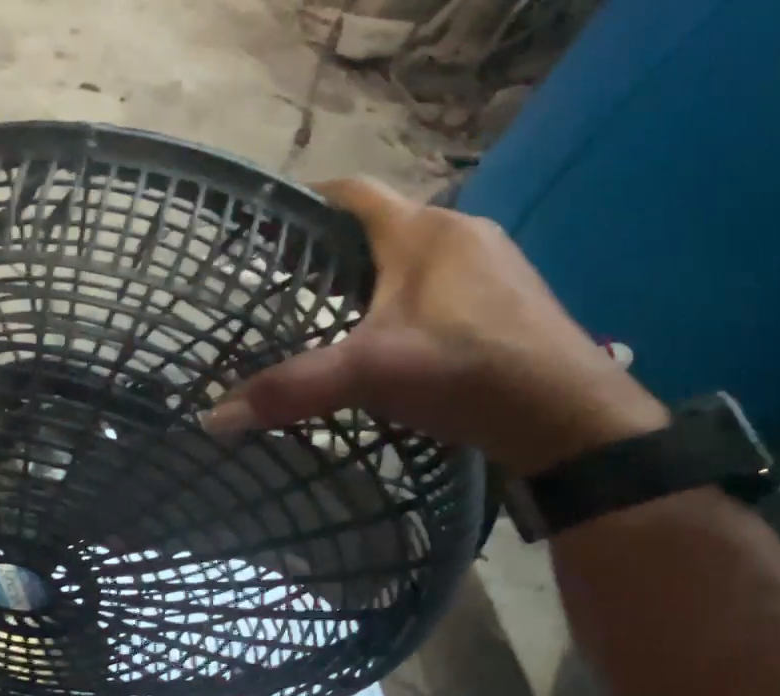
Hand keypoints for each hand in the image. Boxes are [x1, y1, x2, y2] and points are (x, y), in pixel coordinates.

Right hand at [202, 176, 668, 475]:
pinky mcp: (506, 298)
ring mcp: (492, 263)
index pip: (355, 193)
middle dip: (332, 247)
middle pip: (381, 225)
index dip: (309, 200)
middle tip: (284, 280)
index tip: (268, 221)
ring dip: (370, 274)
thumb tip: (212, 417)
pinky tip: (387, 334)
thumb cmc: (463, 370)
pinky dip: (402, 296)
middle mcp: (460, 233)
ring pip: (412, 255)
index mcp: (423, 233)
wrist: (567, 414)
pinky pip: (439, 281)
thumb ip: (288, 388)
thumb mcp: (366, 374)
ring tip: (327, 309)